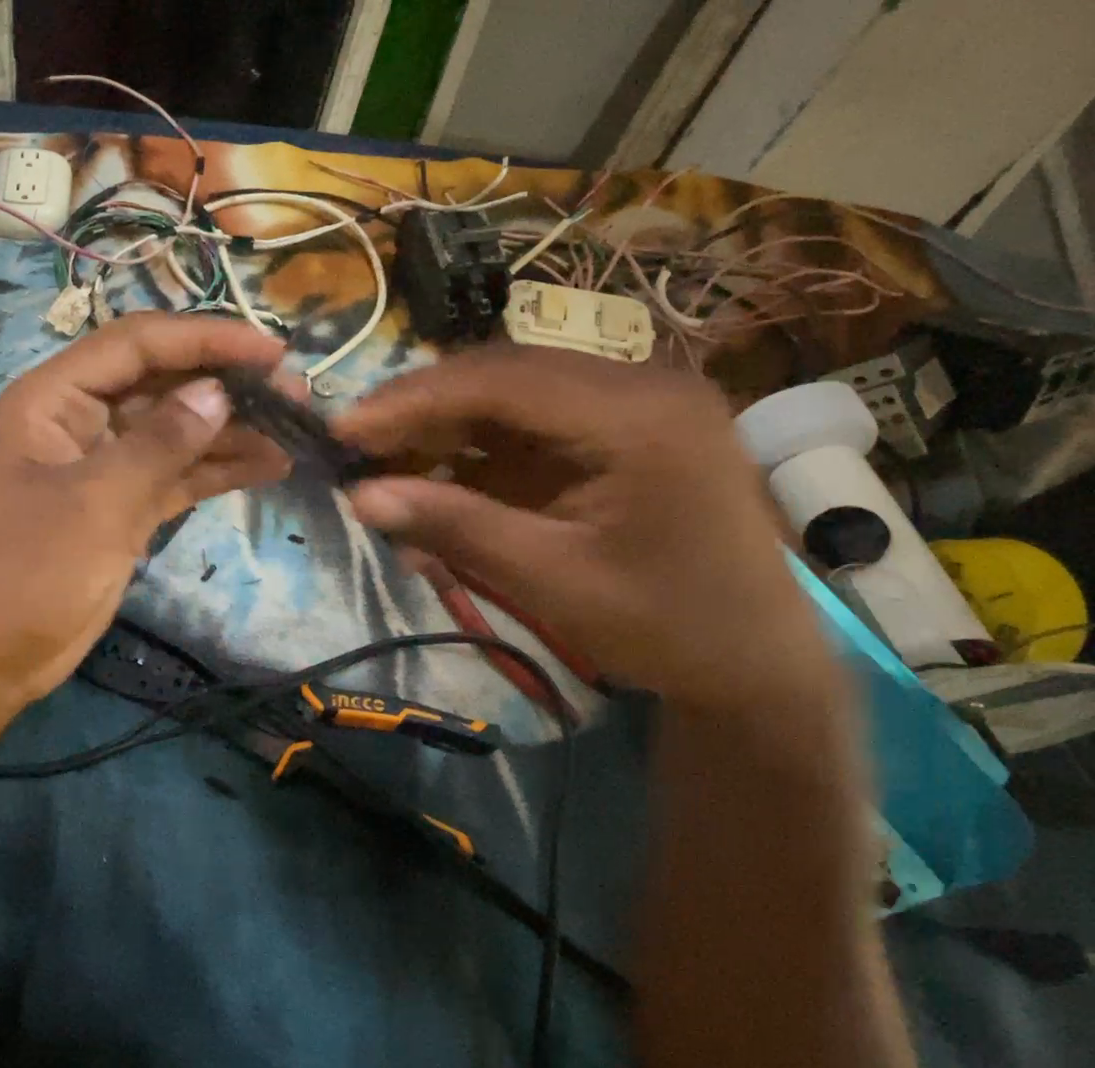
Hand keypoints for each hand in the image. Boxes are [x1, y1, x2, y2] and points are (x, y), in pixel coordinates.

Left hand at [0, 313, 296, 709]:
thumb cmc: (25, 574)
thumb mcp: (94, 504)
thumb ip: (159, 445)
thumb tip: (218, 393)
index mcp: (53, 399)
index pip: (136, 344)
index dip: (205, 338)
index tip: (272, 351)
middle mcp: (79, 421)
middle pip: (162, 383)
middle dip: (227, 384)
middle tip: (298, 395)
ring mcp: (103, 467)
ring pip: (176, 431)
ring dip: (232, 429)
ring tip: (297, 429)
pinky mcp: (122, 509)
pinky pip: (177, 476)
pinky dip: (218, 470)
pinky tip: (270, 465)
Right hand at [334, 347, 838, 712]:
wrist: (756, 662)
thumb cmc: (664, 626)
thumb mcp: (551, 578)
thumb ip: (454, 527)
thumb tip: (358, 496)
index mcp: (638, 415)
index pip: (500, 381)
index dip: (411, 401)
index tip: (343, 430)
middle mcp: (641, 385)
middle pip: (503, 374)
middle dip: (421, 408)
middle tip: (354, 445)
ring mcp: (636, 403)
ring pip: (512, 391)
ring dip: (445, 425)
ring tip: (384, 461)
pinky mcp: (623, 429)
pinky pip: (533, 420)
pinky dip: (477, 446)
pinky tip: (436, 471)